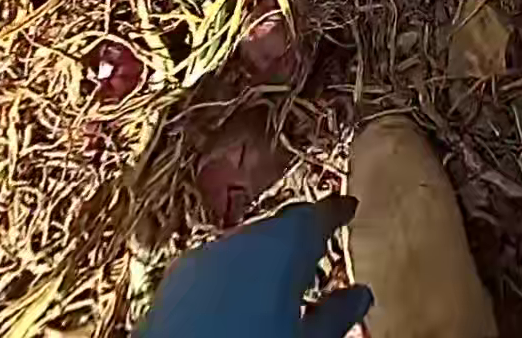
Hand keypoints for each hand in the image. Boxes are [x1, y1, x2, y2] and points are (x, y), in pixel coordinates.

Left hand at [138, 199, 371, 337]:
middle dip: (299, 240)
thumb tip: (357, 297)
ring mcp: (198, 265)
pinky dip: (231, 283)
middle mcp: (241, 240)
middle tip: (319, 251)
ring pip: (244, 250)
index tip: (348, 208)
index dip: (338, 210)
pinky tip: (240, 310)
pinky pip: (212, 274)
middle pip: (280, 229)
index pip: (320, 211)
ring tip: (281, 289)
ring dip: (264, 263)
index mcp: (284, 240)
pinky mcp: (164, 296)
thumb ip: (336, 313)